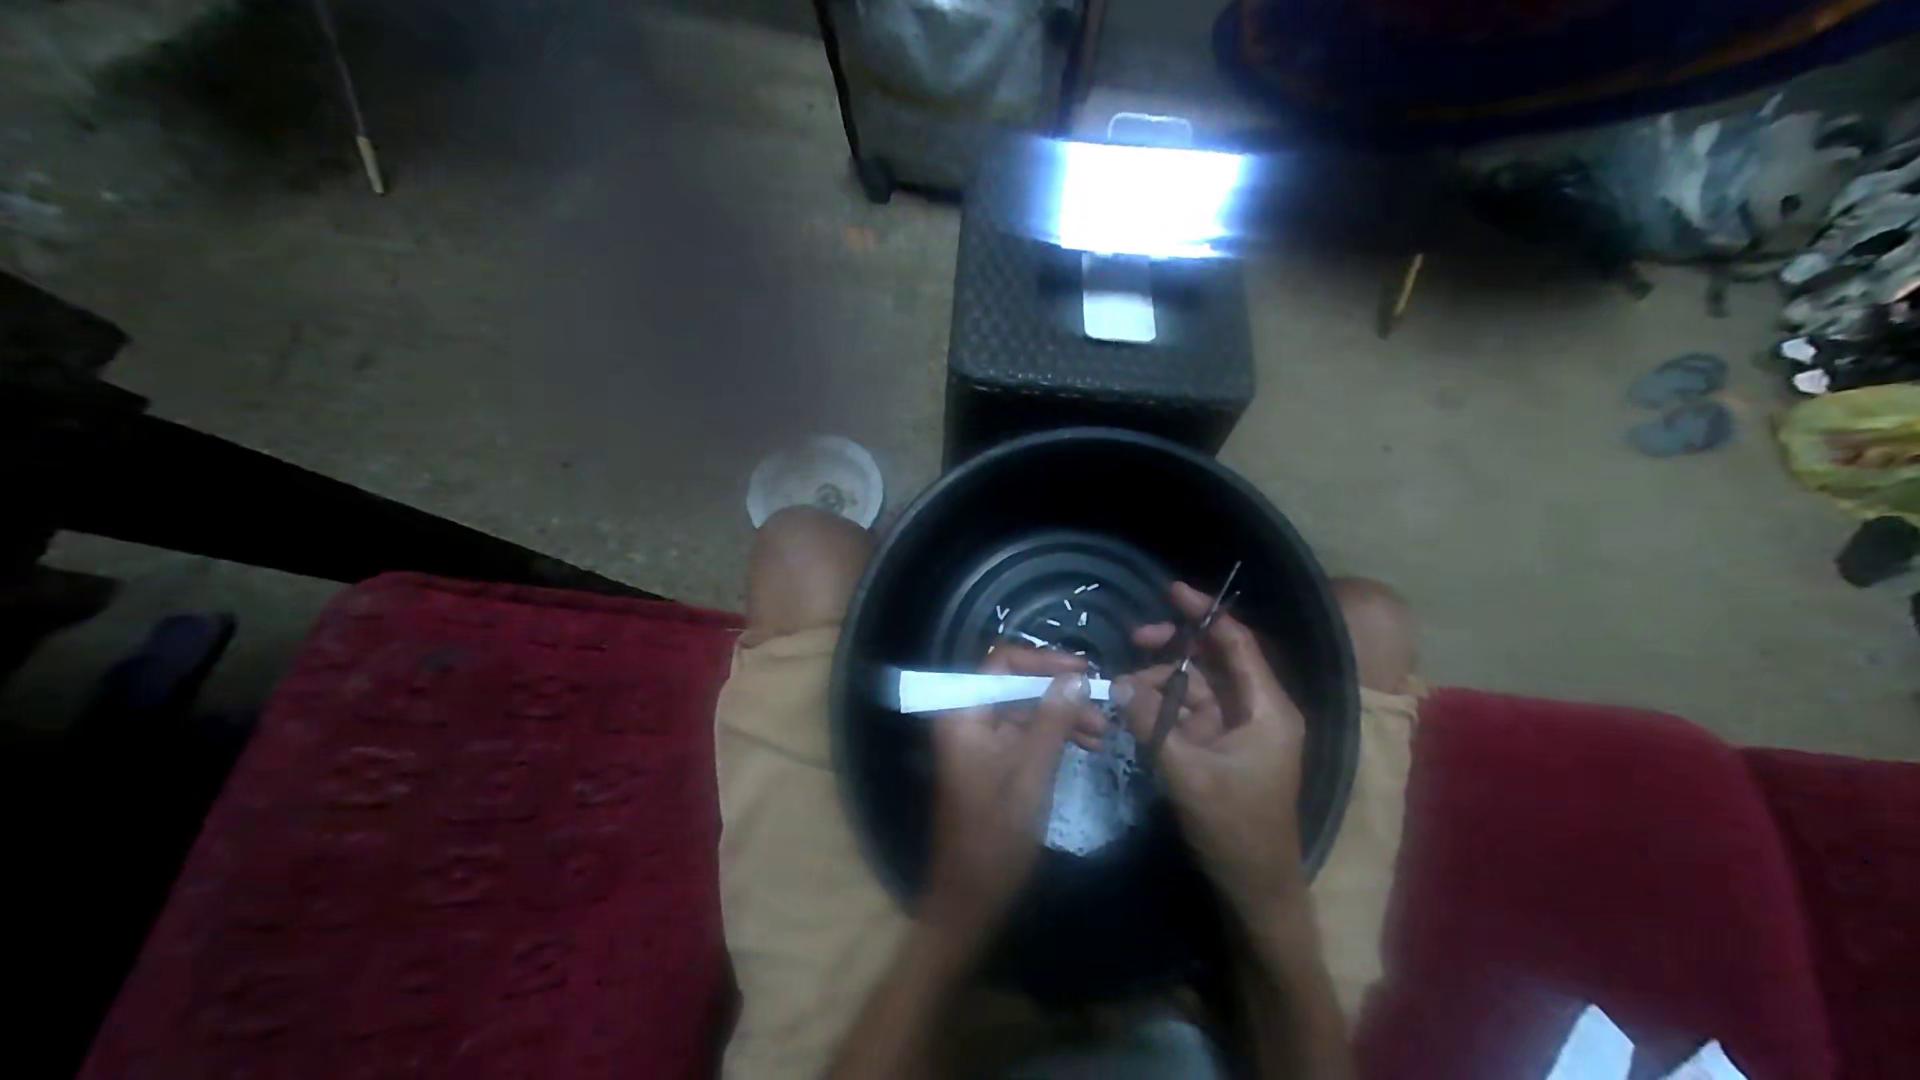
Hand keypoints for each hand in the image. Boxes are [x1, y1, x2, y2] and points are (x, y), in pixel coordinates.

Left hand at [921, 646, 1102, 945]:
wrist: (970, 897)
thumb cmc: (996, 833)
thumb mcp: (1032, 771)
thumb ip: (1053, 719)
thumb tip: (1077, 676)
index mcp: (963, 713)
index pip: (1001, 663)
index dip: (1043, 660)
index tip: (1084, 670)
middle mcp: (967, 718)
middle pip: (1015, 685)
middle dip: (1059, 693)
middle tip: (1101, 709)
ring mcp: (979, 740)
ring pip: (1024, 710)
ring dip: (1062, 716)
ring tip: (1101, 732)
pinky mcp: (992, 761)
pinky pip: (1024, 734)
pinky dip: (1053, 736)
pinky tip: (1086, 744)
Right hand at [1116, 582, 1309, 917]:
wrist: (1253, 884)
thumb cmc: (1234, 827)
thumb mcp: (1187, 772)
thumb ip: (1152, 724)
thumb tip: (1119, 684)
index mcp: (1267, 709)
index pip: (1238, 644)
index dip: (1207, 613)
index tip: (1172, 590)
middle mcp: (1256, 709)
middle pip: (1214, 660)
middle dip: (1175, 647)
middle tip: (1135, 639)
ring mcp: (1237, 728)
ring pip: (1196, 685)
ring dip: (1161, 681)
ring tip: (1125, 690)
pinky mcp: (1220, 745)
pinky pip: (1189, 711)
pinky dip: (1163, 705)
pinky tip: (1135, 708)